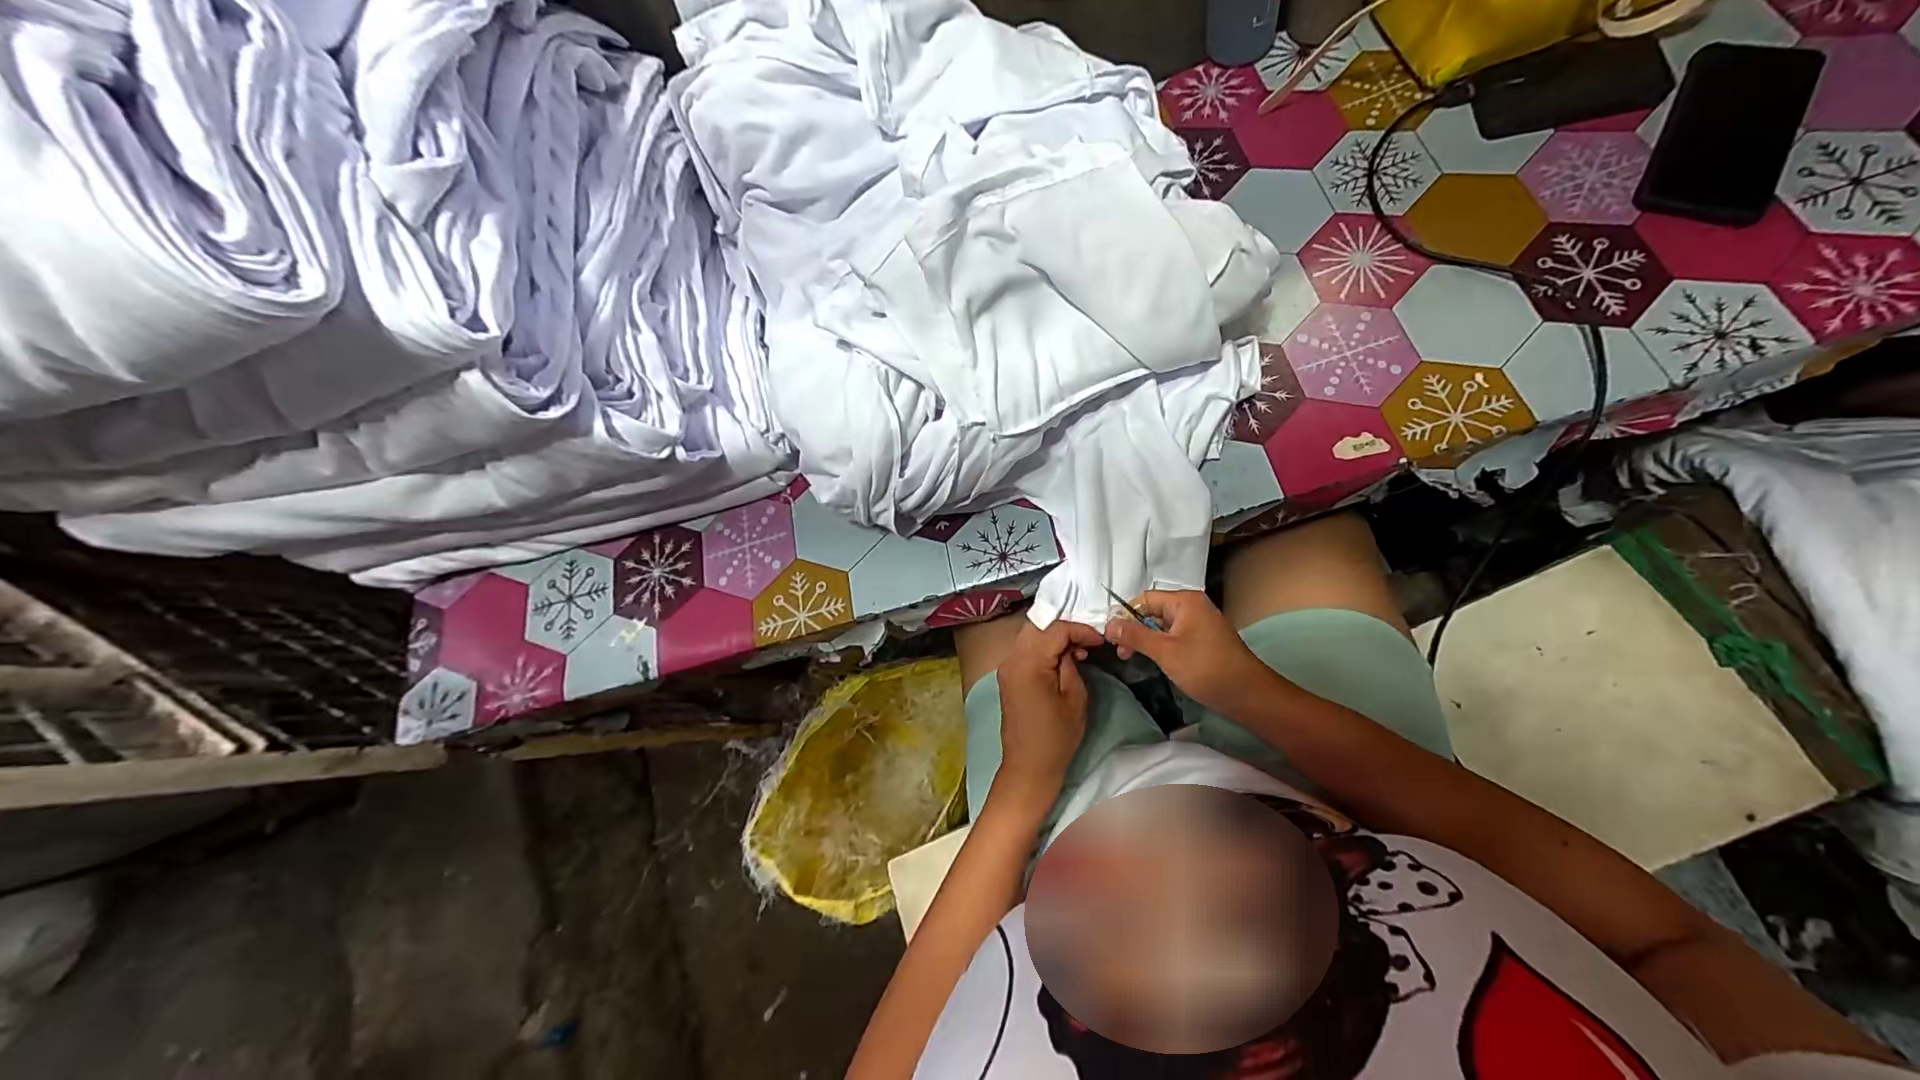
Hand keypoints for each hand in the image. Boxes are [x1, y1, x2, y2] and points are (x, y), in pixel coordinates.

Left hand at [993, 620, 1105, 800]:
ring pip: (1029, 635)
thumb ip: (1071, 664)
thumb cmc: (1057, 736)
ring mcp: (1006, 667)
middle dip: (1064, 628)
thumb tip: (1072, 647)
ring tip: (1078, 650)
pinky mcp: (1007, 676)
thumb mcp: (1075, 697)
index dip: (1080, 630)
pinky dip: (1043, 647)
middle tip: (1087, 641)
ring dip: (1053, 636)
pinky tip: (1061, 659)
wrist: (1029, 766)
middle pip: (1037, 626)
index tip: (1099, 640)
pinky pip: (1025, 650)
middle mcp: (1011, 659)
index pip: (1054, 630)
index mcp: (1028, 663)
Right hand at [1105, 590, 1272, 715]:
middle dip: (1134, 629)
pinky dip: (1161, 645)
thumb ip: (1134, 635)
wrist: (1247, 694)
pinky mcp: (1204, 639)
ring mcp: (1200, 623)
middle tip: (1121, 652)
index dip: (1125, 615)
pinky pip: (1174, 635)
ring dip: (1146, 639)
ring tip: (1133, 657)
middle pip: (1153, 611)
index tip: (1111, 637)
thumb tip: (1108, 625)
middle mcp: (1193, 606)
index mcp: (1185, 601)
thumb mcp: (1164, 651)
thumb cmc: (1205, 668)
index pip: (1144, 599)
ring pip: (1162, 625)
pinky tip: (1154, 660)